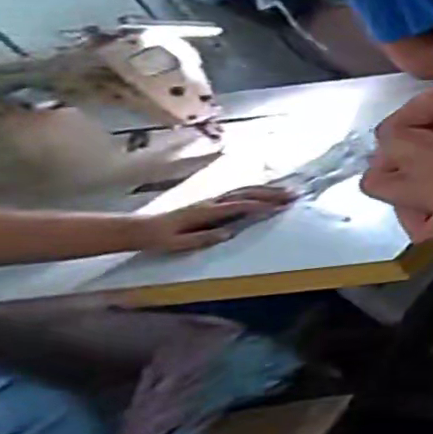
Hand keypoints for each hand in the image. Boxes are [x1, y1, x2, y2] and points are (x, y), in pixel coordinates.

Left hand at [138, 185, 295, 251]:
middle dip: (272, 193)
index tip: (280, 207)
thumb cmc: (158, 239)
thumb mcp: (176, 244)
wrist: (138, 229)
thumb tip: (229, 234)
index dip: (261, 205)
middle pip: (247, 193)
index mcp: (205, 212)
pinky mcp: (213, 201)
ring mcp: (213, 199)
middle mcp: (212, 202)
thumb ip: (203, 238)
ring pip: (246, 190)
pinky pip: (240, 192)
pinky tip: (267, 191)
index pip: (239, 206)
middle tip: (295, 195)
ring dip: (269, 189)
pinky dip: (258, 190)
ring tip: (289, 191)